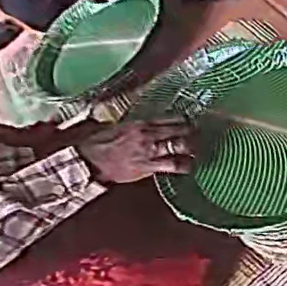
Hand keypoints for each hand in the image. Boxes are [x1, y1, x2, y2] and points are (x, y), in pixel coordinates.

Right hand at [76, 118, 196, 182]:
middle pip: (180, 130)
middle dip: (194, 133)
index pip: (170, 118)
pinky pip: (173, 165)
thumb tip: (146, 124)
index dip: (185, 121)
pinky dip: (184, 166)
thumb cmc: (96, 144)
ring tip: (198, 150)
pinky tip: (190, 166)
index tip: (193, 123)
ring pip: (179, 146)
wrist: (84, 162)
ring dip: (193, 148)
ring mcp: (148, 150)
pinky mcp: (148, 166)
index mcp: (138, 124)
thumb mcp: (114, 127)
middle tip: (201, 136)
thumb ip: (133, 126)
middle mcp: (146, 135)